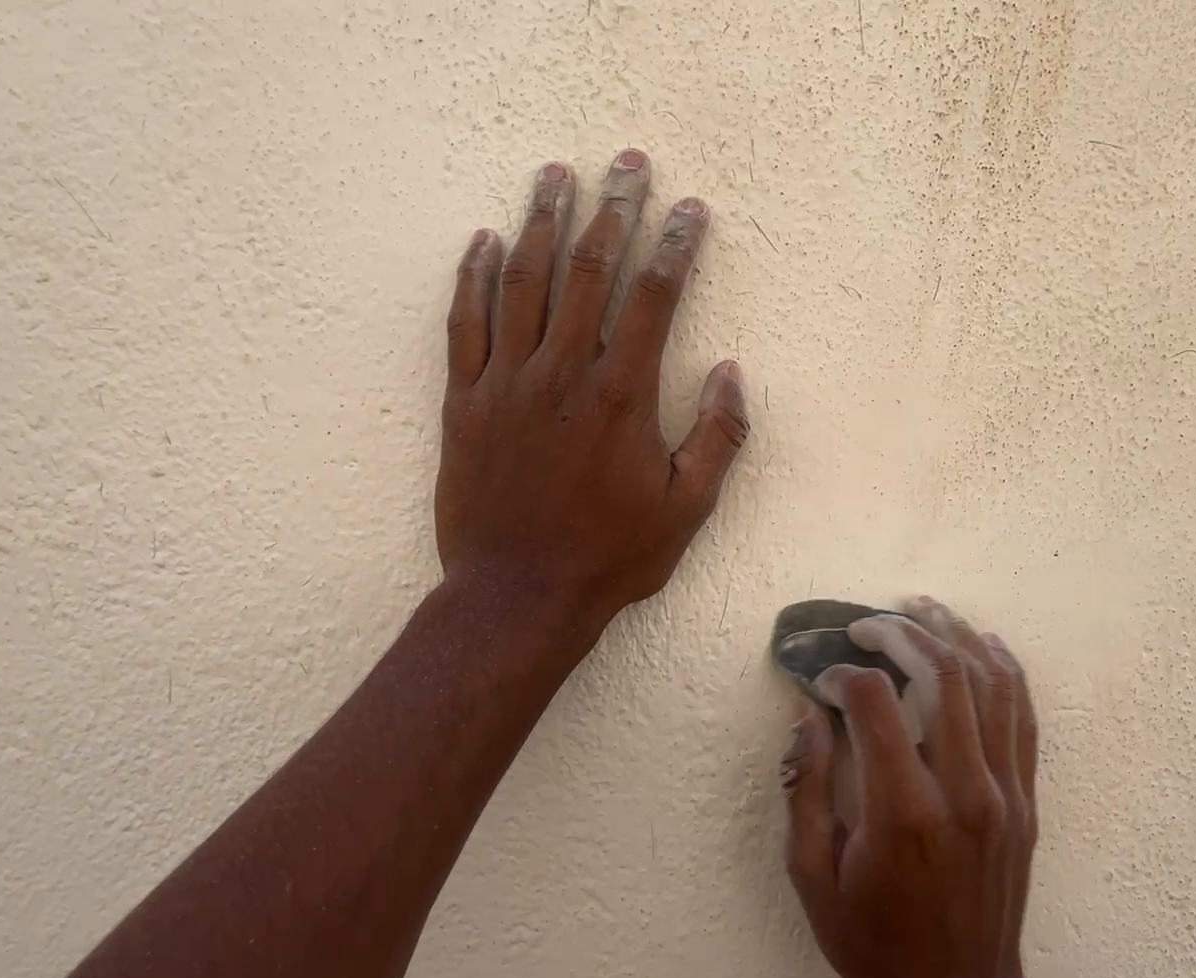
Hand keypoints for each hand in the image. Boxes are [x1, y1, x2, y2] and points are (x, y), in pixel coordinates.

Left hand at [434, 149, 748, 621]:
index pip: (655, 298)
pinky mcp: (465, 403)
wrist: (519, 595)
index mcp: (622, 397)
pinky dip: (473, 277)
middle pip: (588, 271)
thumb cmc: (610, 556)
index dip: (676, 246)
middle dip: (612, 210)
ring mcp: (507, 384)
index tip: (690, 209)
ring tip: (554, 174)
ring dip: (542, 222)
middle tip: (624, 164)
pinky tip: (483, 240)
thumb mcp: (687, 509)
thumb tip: (731, 373)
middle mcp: (563, 375)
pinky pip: (464, 324)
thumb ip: (717, 437)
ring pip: (523, 283)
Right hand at [783, 599, 1075, 977]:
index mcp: (903, 811)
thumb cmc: (875, 941)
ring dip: (955, 634)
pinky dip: (1003, 669)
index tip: (821, 681)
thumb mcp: (812, 874)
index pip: (875, 702)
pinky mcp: (1026, 800)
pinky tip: (981, 644)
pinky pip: (1023, 715)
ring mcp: (1005, 793)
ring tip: (923, 608)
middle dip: (899, 632)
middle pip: (942, 674)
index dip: (841, 676)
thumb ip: (806, 786)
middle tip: (867, 623)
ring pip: (990, 683)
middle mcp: (963, 791)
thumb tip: (807, 715)